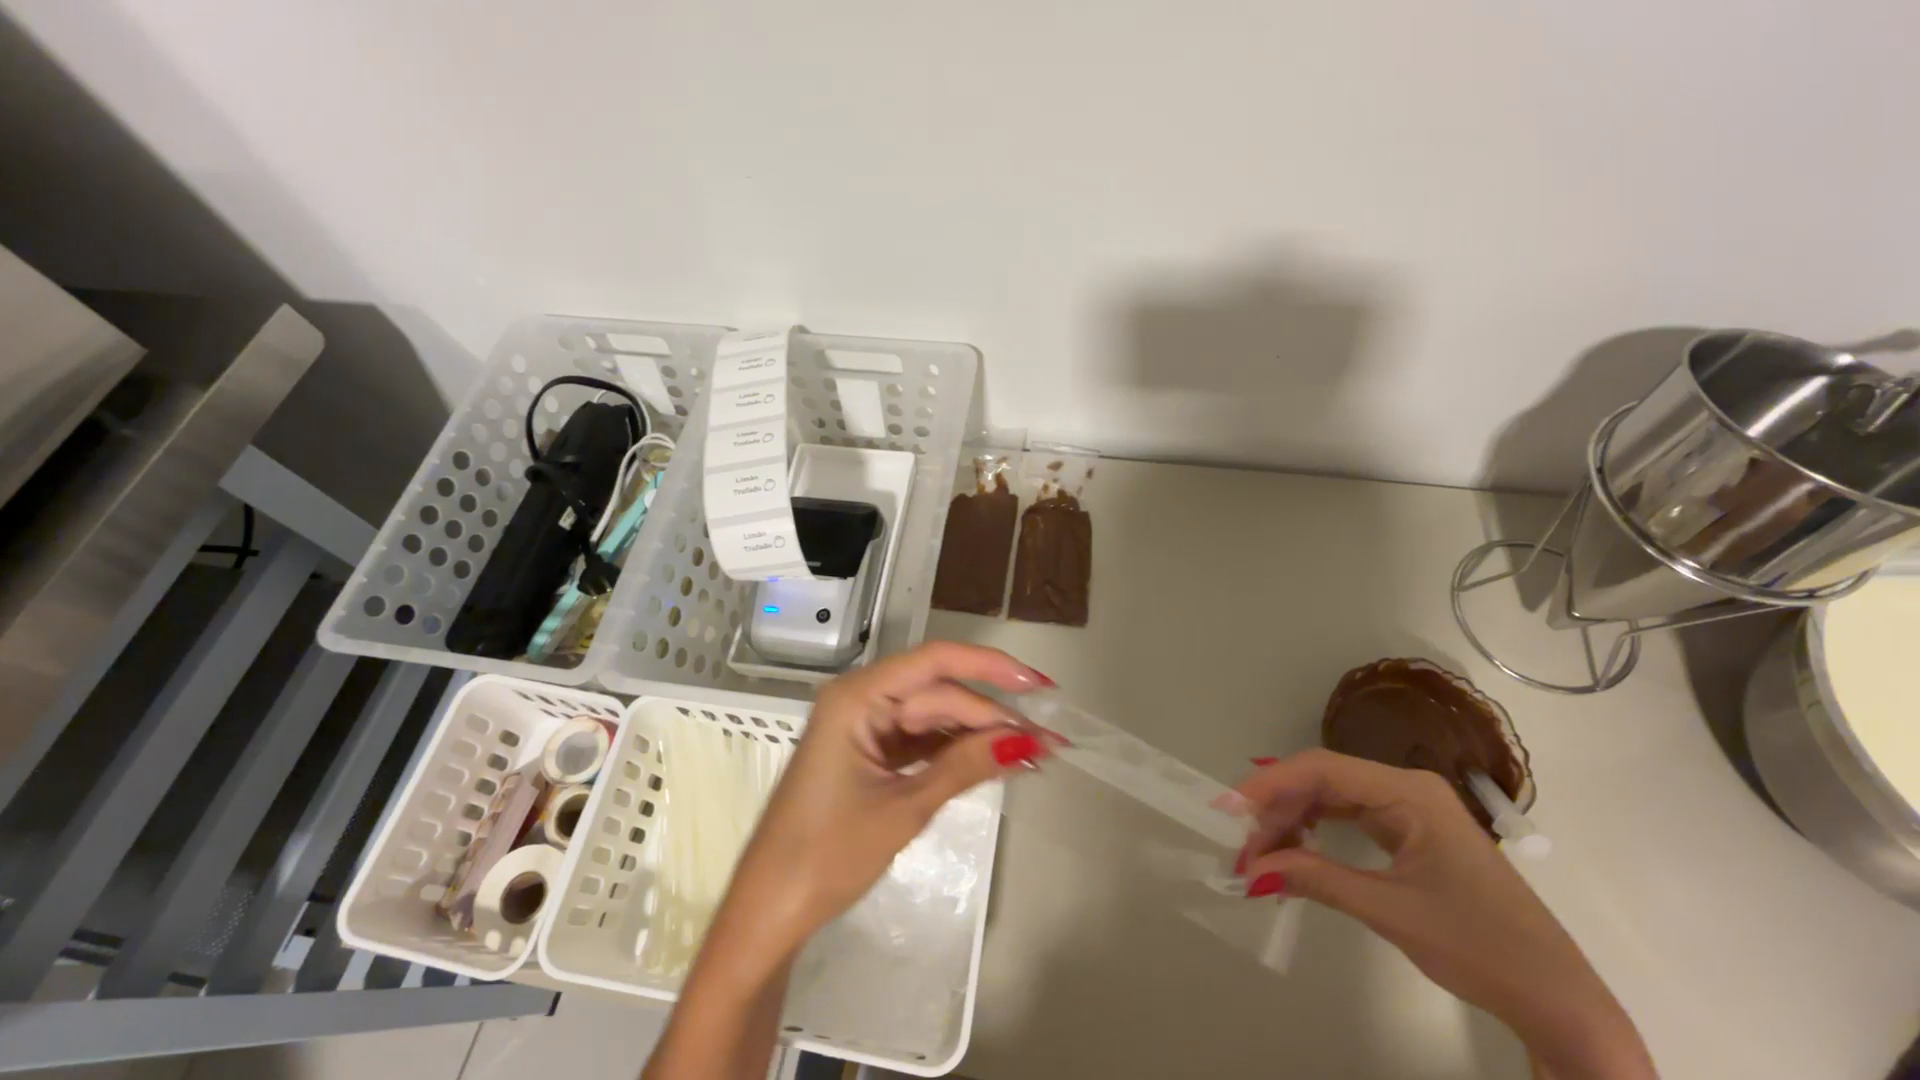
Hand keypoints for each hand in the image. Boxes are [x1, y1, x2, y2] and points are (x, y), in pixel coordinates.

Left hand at [714, 642, 1053, 958]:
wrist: (773, 906)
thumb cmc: (828, 853)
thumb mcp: (905, 808)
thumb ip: (966, 767)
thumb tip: (1029, 741)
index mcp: (857, 697)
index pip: (934, 663)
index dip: (991, 668)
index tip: (1040, 688)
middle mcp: (861, 701)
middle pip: (939, 692)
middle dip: (993, 714)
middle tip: (1048, 741)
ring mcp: (864, 729)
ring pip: (934, 717)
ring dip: (980, 734)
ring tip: (1033, 754)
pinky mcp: (870, 755)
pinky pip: (922, 741)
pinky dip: (956, 752)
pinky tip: (995, 762)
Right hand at [1234, 750, 1655, 1079]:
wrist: (1552, 993)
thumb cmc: (1477, 943)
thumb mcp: (1389, 909)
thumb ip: (1316, 880)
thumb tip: (1252, 871)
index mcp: (1409, 792)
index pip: (1322, 770)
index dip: (1268, 785)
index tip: (1225, 811)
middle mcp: (1408, 789)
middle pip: (1322, 782)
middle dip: (1275, 813)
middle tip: (1241, 852)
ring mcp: (1411, 811)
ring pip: (1332, 801)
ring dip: (1292, 825)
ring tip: (1259, 859)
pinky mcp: (1412, 835)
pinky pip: (1349, 820)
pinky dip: (1316, 835)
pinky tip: (1293, 856)